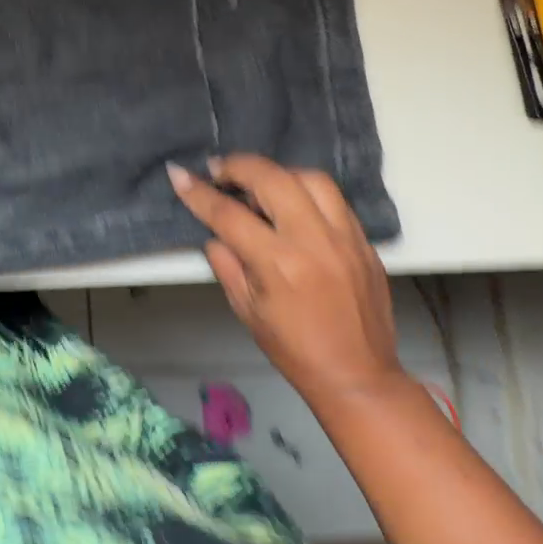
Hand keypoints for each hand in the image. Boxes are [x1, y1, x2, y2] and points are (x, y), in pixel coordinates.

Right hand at [169, 155, 409, 407]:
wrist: (359, 376)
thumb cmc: (293, 349)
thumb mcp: (245, 308)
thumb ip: (226, 263)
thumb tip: (215, 233)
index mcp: (279, 264)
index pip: (228, 213)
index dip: (197, 192)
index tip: (178, 175)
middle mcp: (314, 241)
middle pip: (273, 179)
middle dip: (238, 167)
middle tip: (218, 171)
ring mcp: (345, 239)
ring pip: (310, 179)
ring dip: (277, 173)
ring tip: (257, 186)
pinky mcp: (364, 243)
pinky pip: (334, 200)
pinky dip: (305, 192)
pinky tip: (289, 205)